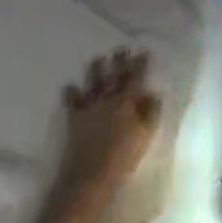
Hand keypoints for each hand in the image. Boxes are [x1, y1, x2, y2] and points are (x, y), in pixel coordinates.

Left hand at [59, 49, 159, 189]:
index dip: (140, 64)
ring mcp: (89, 105)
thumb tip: (151, 93)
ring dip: (97, 68)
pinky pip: (72, 99)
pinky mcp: (75, 116)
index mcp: (127, 101)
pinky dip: (71, 91)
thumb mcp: (146, 134)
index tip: (143, 52)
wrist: (92, 173)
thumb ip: (150, 111)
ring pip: (93, 80)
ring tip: (99, 58)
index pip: (135, 77)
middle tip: (121, 49)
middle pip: (114, 74)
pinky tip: (70, 86)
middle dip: (119, 60)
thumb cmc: (124, 156)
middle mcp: (107, 97)